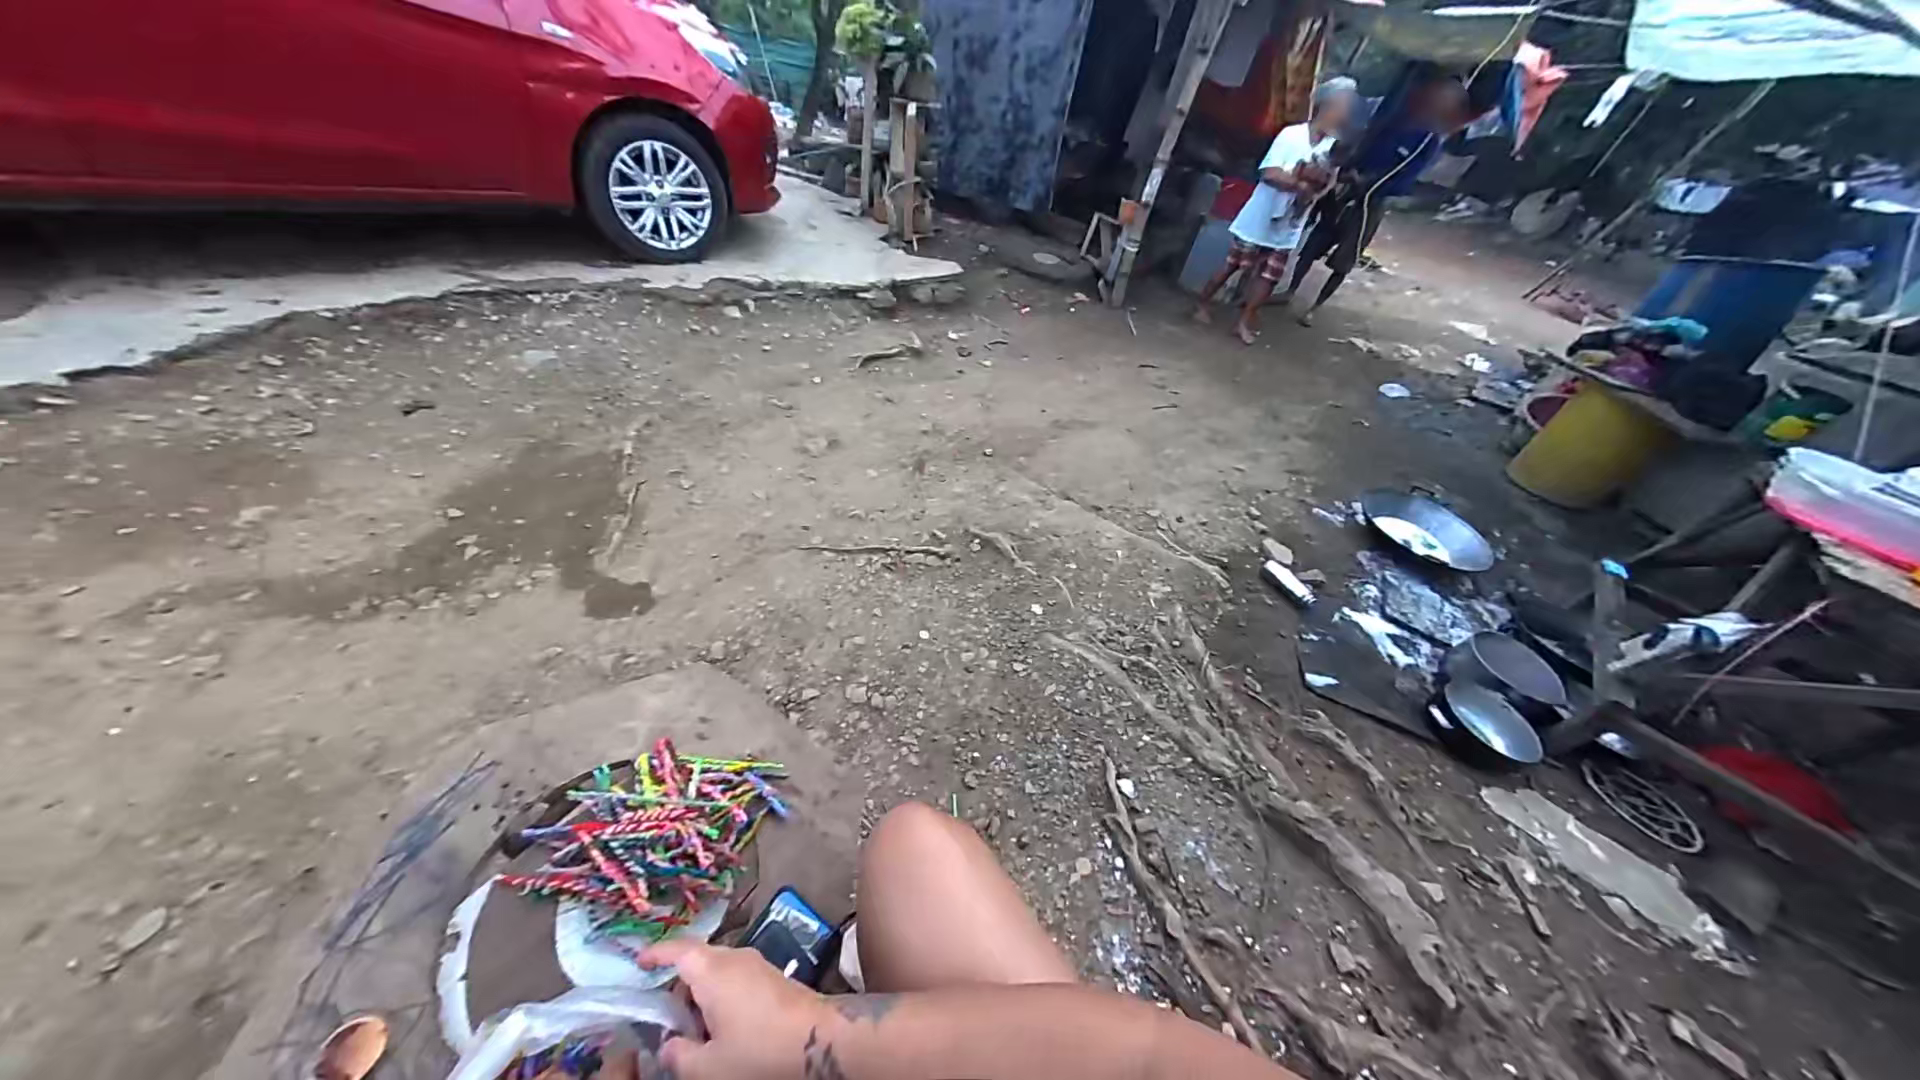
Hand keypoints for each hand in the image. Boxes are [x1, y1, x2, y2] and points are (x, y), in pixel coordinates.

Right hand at [639, 941, 838, 1079]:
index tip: (638, 960)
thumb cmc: (758, 1050)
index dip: (657, 953)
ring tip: (693, 1034)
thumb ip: (679, 1056)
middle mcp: (735, 958)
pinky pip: (735, 979)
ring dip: (701, 996)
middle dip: (678, 987)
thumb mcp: (708, 1068)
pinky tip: (721, 1030)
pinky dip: (720, 998)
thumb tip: (668, 1046)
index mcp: (714, 971)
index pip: (679, 950)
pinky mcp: (772, 977)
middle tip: (665, 1022)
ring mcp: (757, 965)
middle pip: (698, 962)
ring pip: (717, 972)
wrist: (819, 1041)